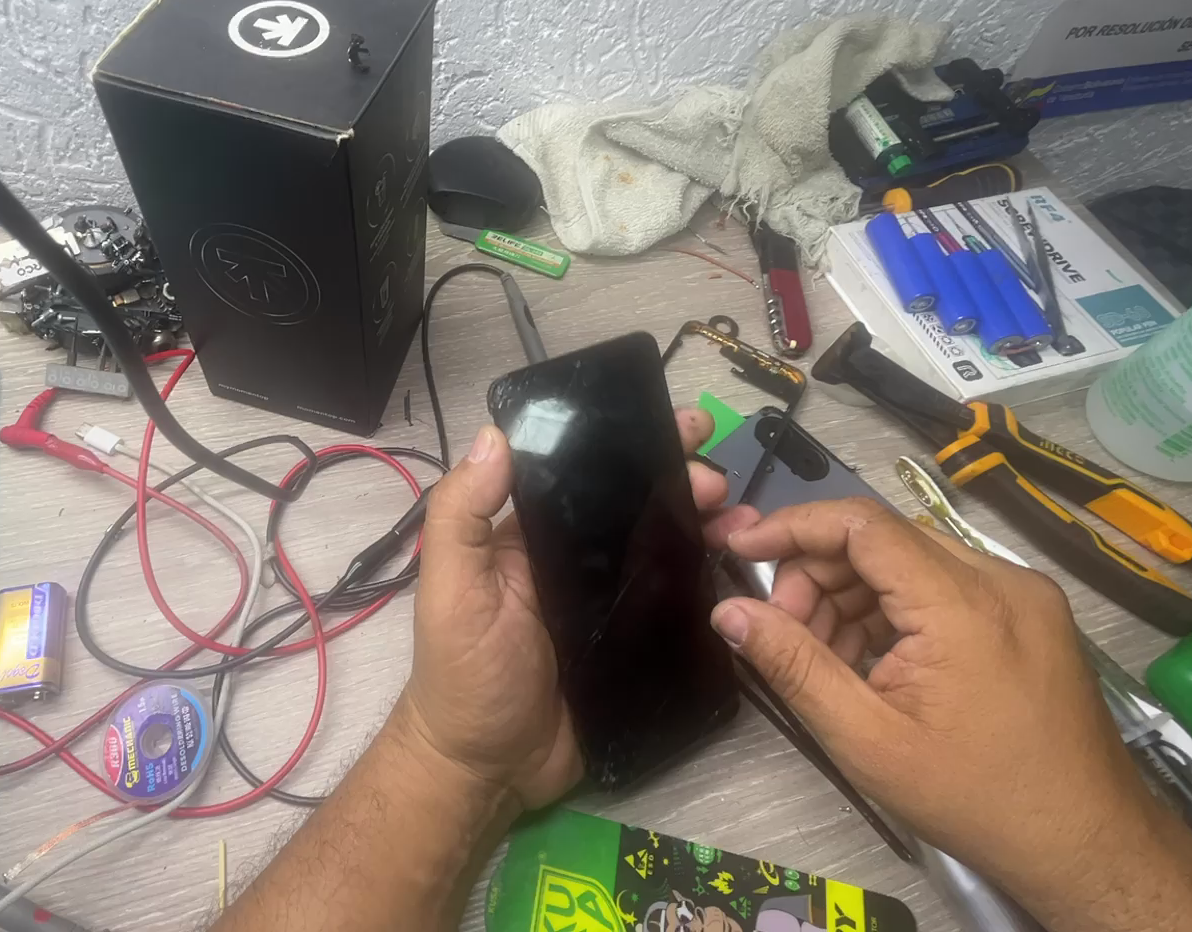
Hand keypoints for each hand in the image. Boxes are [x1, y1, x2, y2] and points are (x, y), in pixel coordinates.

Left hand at [397, 409, 732, 809]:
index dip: (626, 443)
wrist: (491, 767)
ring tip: (739, 519)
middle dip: (678, 480)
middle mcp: (574, 556)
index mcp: (532, 531)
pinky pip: (676, 602)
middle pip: (633, 504)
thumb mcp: (452, 585)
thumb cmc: (464, 670)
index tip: (677, 425)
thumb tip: (494, 435)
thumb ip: (462, 513)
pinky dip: (706, 581)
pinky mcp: (634, 642)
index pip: (583, 472)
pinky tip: (738, 568)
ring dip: (701, 523)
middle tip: (718, 479)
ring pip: (662, 546)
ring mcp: (608, 600)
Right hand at [709, 499, 1163, 906]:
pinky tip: (865, 659)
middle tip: (783, 631)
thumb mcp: (866, 739)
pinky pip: (932, 584)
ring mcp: (1017, 593)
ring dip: (845, 595)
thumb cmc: (978, 798)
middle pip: (876, 540)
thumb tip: (727, 611)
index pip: (861, 524)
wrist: (1094, 852)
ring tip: (824, 656)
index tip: (741, 551)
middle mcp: (998, 579)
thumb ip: (791, 664)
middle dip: (814, 576)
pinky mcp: (1022, 612)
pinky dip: (884, 609)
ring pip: (900, 560)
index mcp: (964, 604)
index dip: (791, 527)